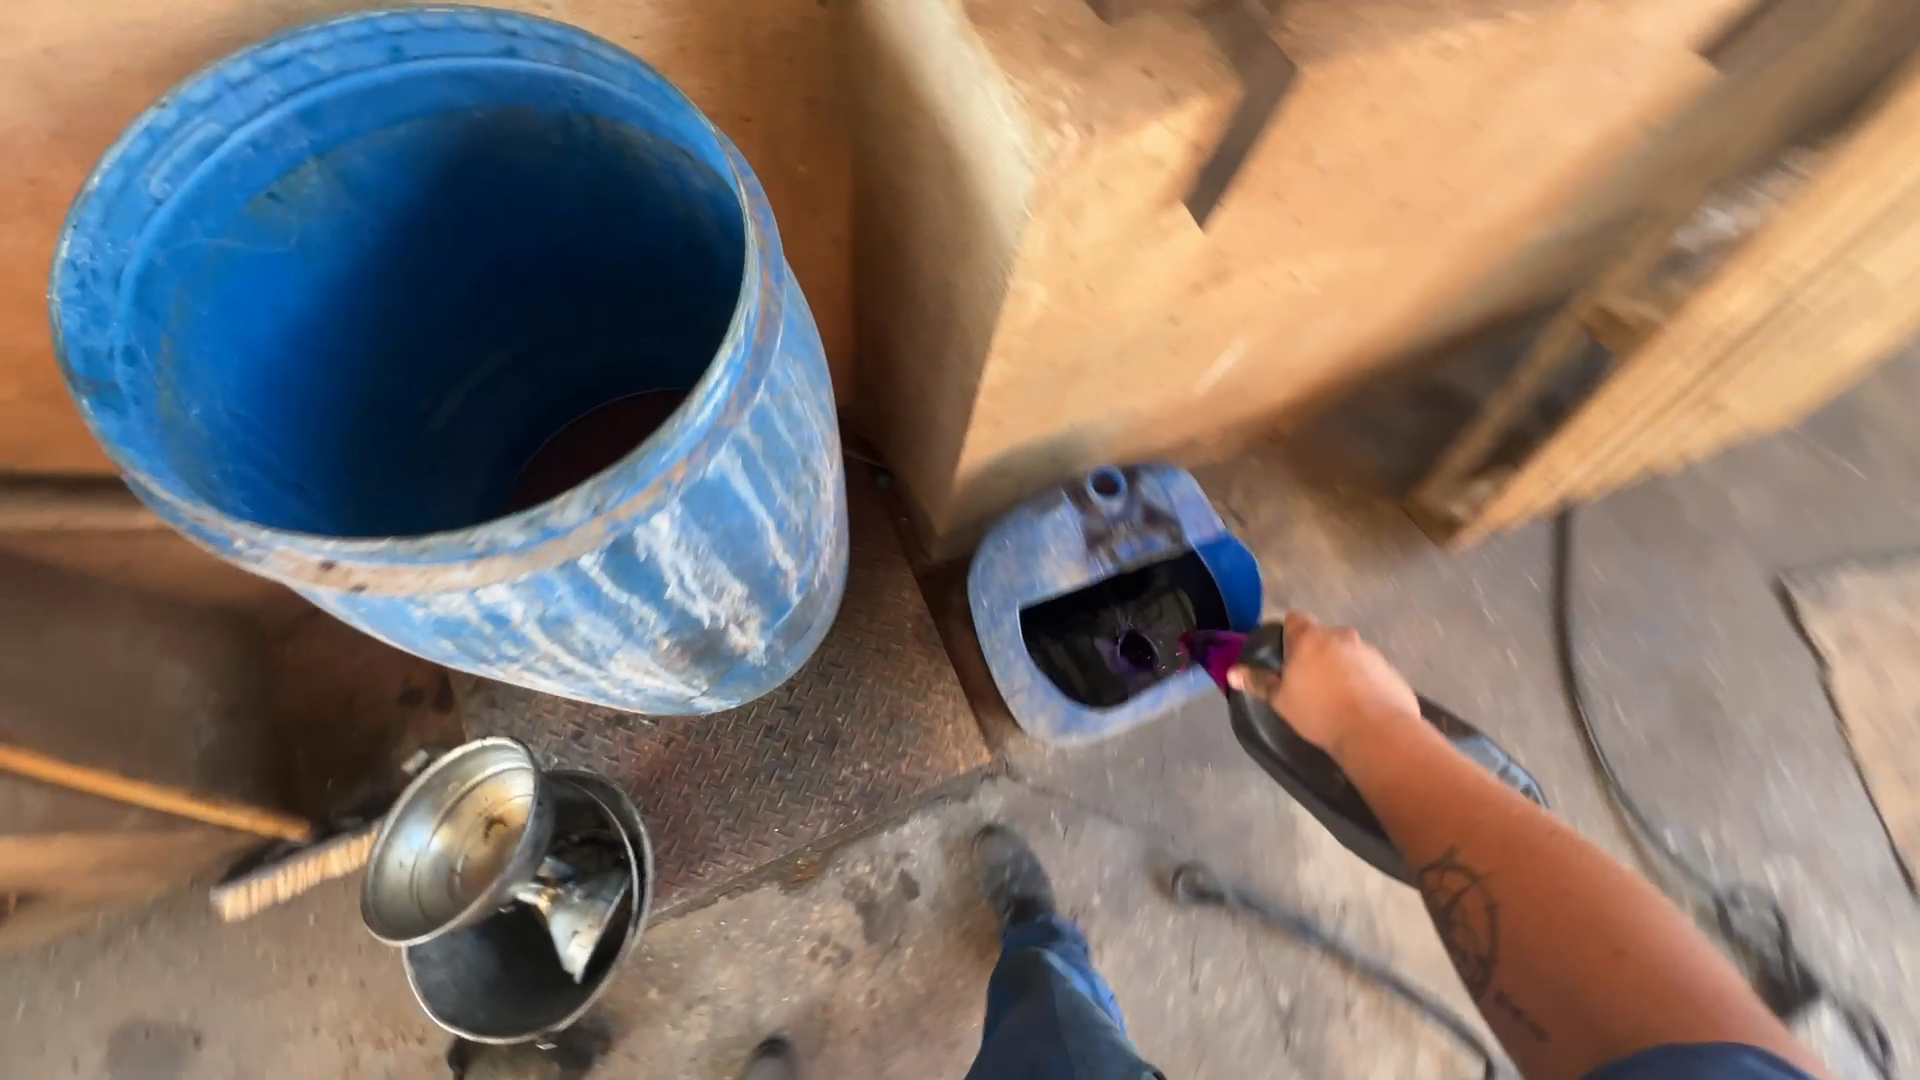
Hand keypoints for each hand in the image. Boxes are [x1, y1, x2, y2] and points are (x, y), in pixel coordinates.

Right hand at [1228, 612, 1422, 760]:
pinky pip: (1369, 670)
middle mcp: (1341, 636)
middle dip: (1315, 652)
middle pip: (1323, 637)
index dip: (1288, 633)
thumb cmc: (1319, 711)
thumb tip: (1232, 673)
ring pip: (1347, 653)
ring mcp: (1370, 652)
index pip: (1295, 619)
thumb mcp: (1281, 699)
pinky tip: (1359, 705)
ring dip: (1340, 666)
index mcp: (1310, 637)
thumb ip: (1258, 682)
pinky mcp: (1391, 671)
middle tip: (1307, 679)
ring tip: (1335, 696)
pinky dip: (1362, 681)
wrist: (1377, 733)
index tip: (1285, 654)